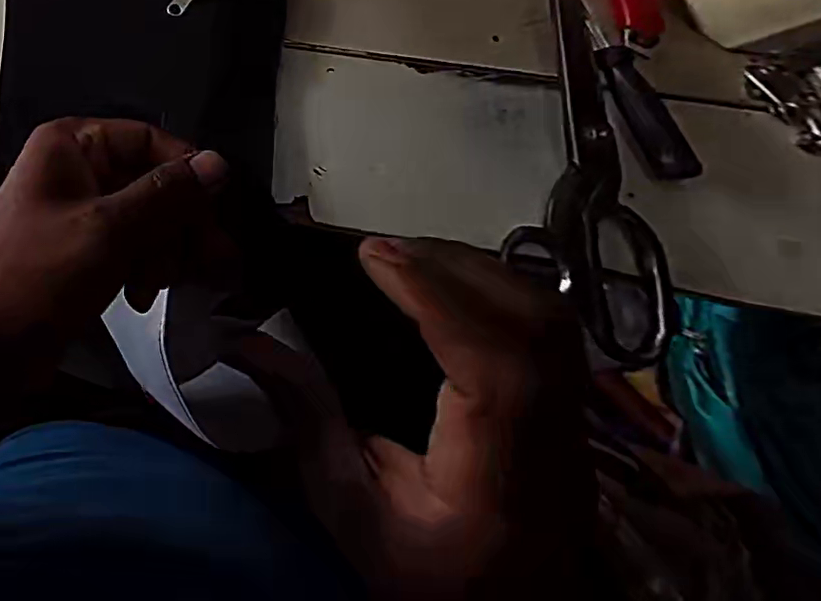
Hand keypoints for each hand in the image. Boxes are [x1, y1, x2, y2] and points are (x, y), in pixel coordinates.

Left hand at [0, 118, 228, 376]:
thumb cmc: (23, 283)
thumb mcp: (104, 232)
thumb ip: (166, 197)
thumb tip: (215, 165)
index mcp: (68, 146)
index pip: (147, 138)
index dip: (185, 170)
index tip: (216, 209)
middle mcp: (72, 171)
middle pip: (152, 179)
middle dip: (179, 221)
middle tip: (204, 258)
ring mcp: (76, 213)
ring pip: (146, 217)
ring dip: (164, 249)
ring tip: (157, 283)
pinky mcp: (79, 251)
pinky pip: (130, 245)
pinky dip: (145, 266)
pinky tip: (141, 293)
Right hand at [232, 236, 591, 599]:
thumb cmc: (427, 571)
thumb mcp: (350, 508)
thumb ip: (306, 419)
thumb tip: (248, 342)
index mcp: (496, 479)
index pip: (494, 369)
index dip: (438, 298)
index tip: (374, 256)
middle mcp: (551, 445)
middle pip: (532, 327)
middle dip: (450, 268)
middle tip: (379, 251)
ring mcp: (571, 424)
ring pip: (546, 317)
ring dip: (472, 269)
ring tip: (405, 257)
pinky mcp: (565, 406)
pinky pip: (542, 324)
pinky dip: (489, 283)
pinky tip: (441, 279)